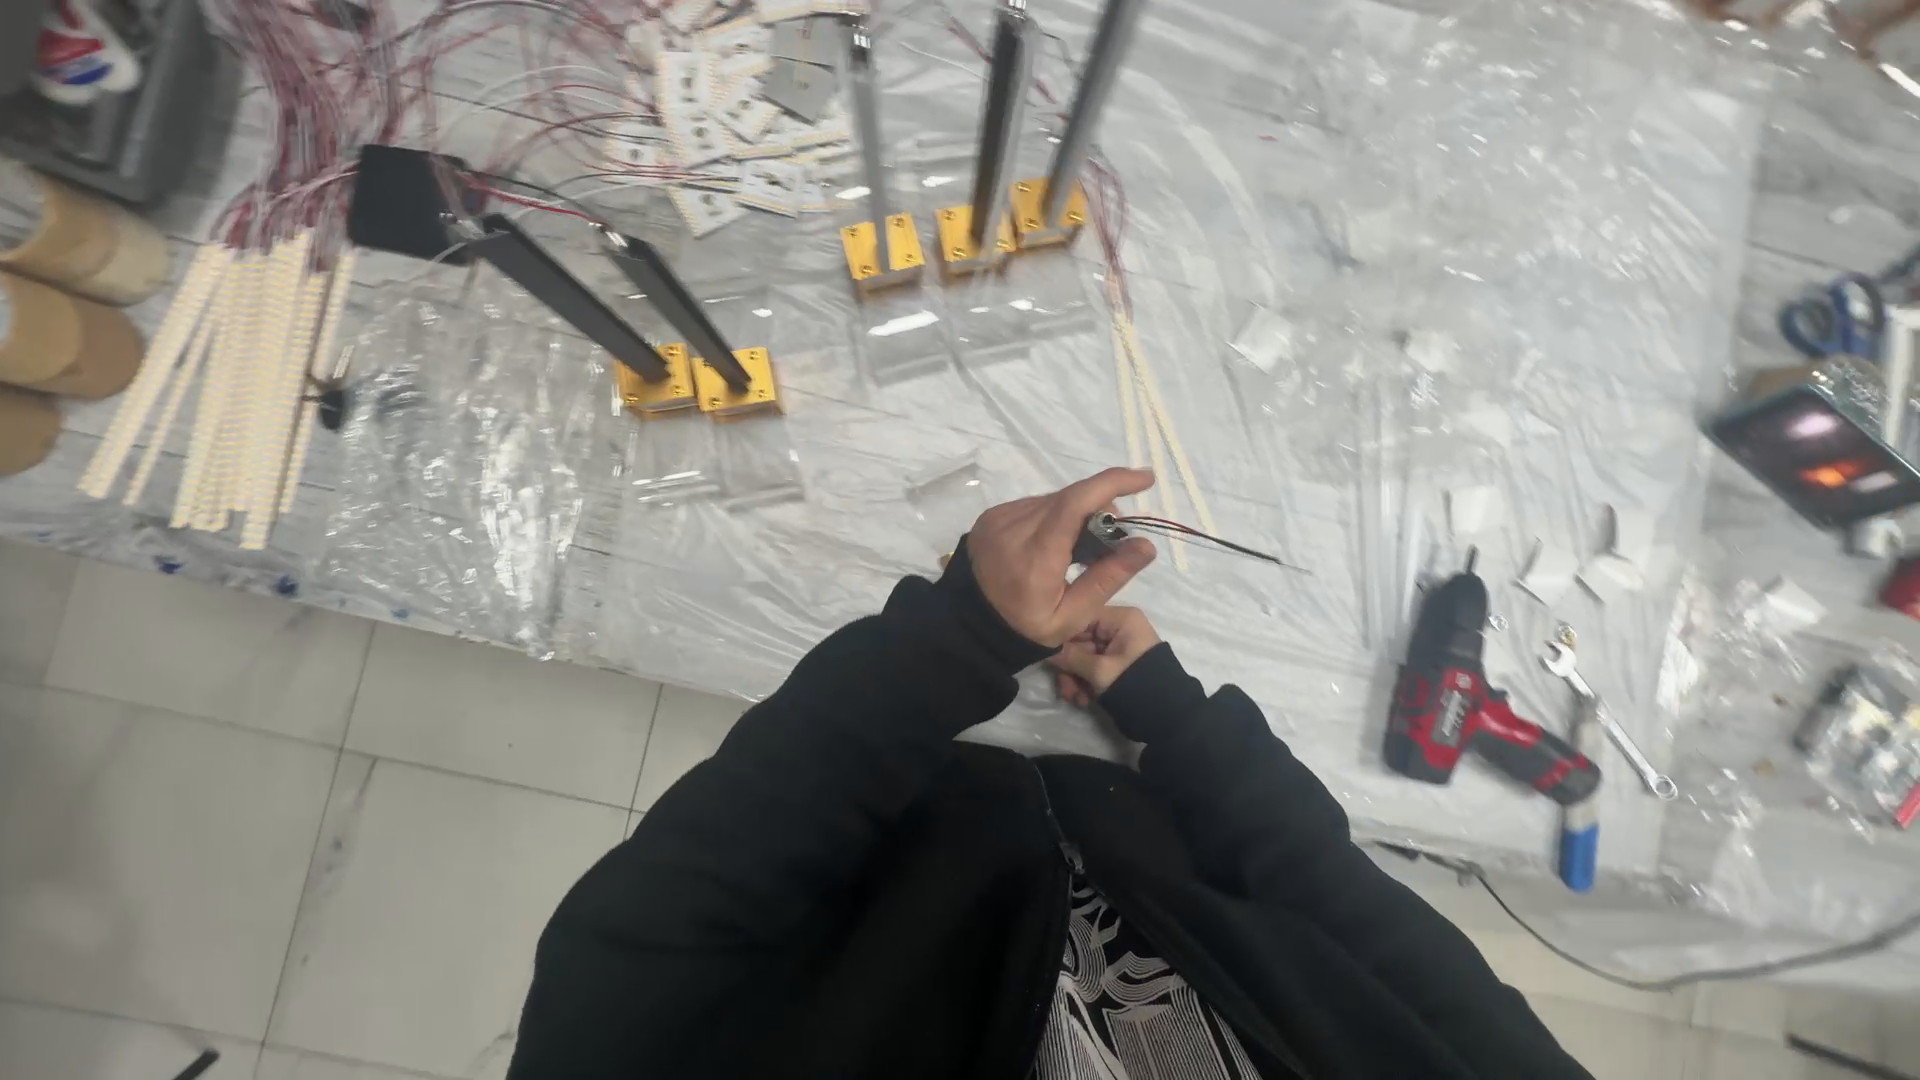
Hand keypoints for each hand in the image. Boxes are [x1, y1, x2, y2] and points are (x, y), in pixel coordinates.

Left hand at [966, 467, 1157, 646]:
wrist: (968, 625)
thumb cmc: (1023, 627)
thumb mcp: (1071, 615)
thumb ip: (1108, 578)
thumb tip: (1145, 546)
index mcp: (1036, 554)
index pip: (1076, 502)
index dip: (1112, 483)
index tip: (1145, 479)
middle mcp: (1014, 526)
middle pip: (1069, 498)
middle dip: (1101, 506)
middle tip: (1116, 534)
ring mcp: (999, 518)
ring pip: (1052, 500)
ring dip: (1077, 513)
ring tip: (1083, 546)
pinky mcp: (991, 516)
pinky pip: (1033, 506)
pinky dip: (1054, 517)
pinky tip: (1056, 543)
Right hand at [1049, 606, 1161, 704]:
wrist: (1167, 716)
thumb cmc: (1134, 684)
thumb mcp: (1099, 671)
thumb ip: (1069, 657)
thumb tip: (1043, 649)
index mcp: (1121, 619)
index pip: (1080, 616)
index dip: (1062, 636)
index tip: (1048, 656)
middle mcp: (1119, 627)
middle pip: (1081, 640)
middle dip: (1069, 666)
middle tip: (1063, 689)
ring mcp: (1119, 646)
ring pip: (1085, 656)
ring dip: (1075, 678)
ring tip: (1074, 698)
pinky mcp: (1118, 664)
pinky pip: (1094, 667)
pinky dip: (1086, 682)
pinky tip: (1083, 699)